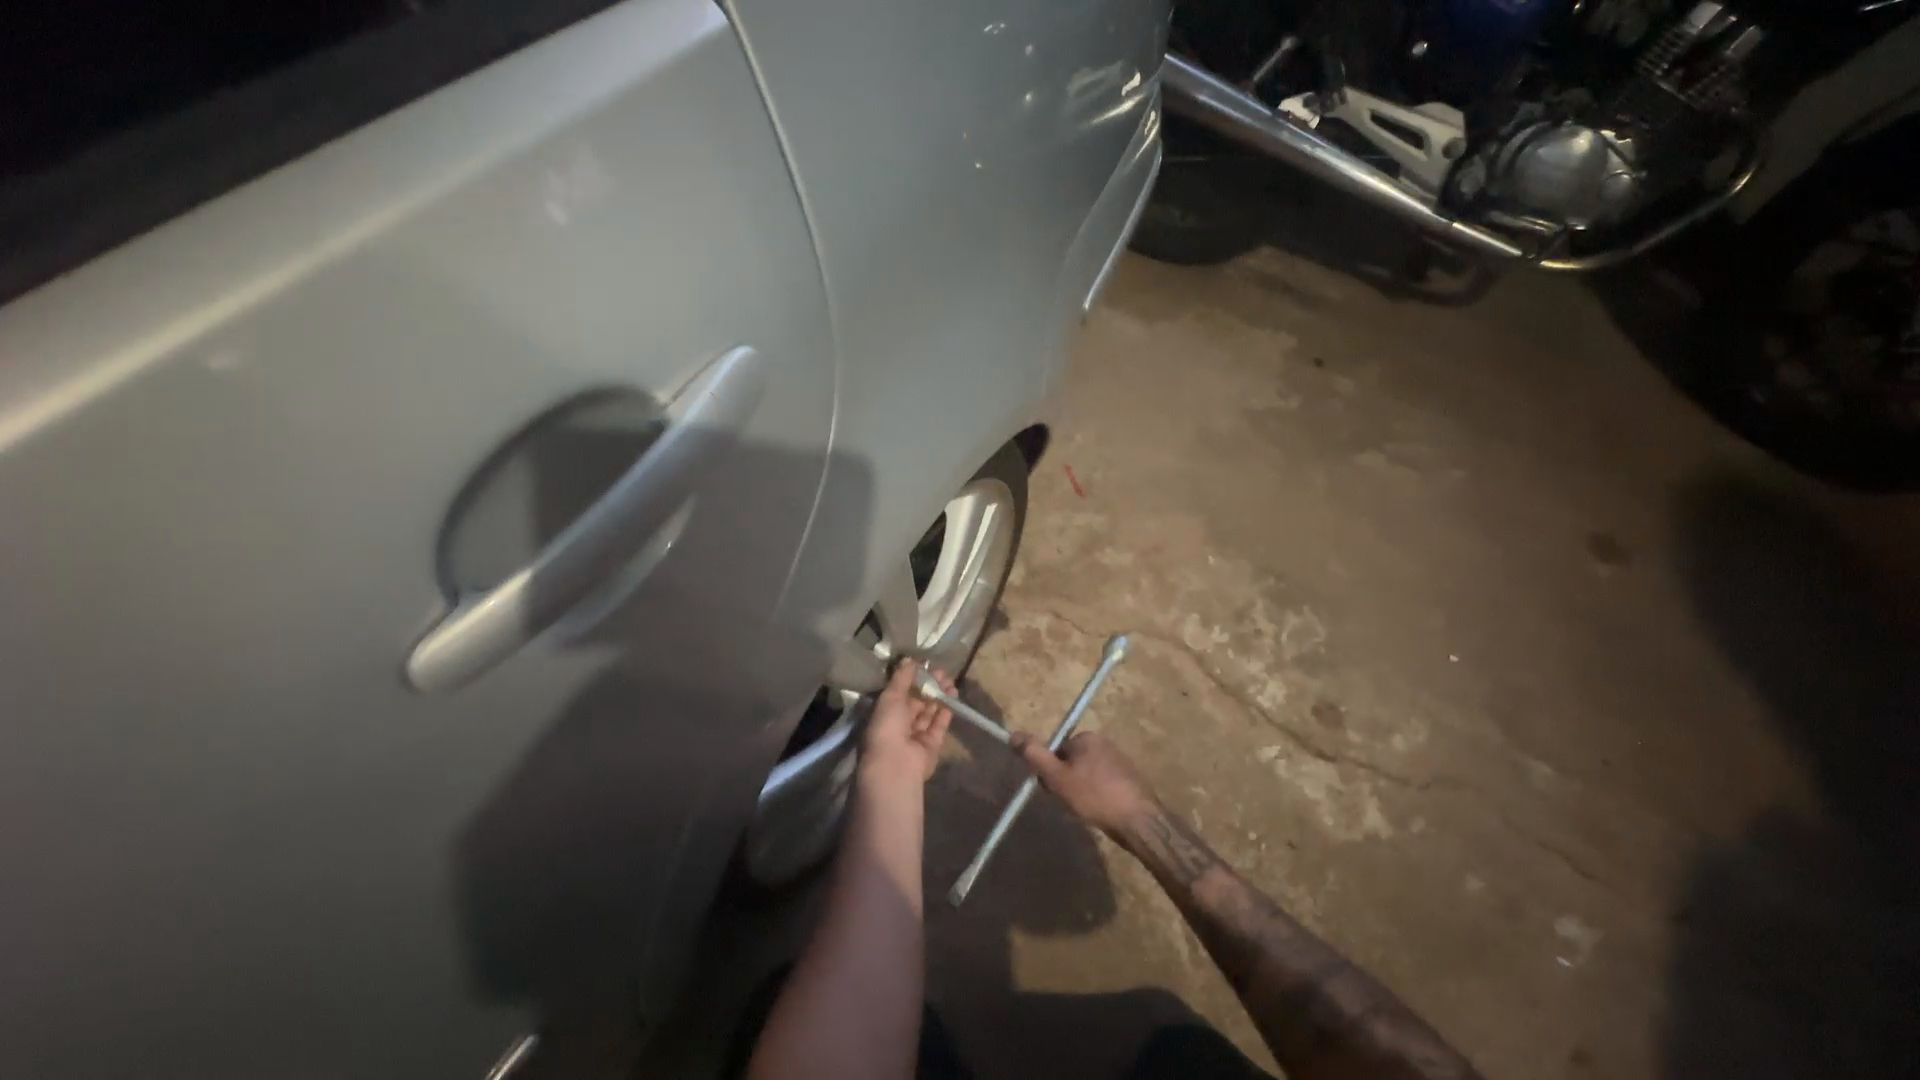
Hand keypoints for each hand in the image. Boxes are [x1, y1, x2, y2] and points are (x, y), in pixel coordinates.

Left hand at [861, 661, 954, 783]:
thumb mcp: (891, 697)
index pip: (900, 692)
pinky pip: (939, 724)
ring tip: (950, 681)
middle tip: (942, 672)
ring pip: (929, 712)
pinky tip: (953, 695)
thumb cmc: (887, 726)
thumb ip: (901, 678)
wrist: (895, 763)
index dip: (912, 679)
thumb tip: (908, 659)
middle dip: (929, 687)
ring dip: (939, 696)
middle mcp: (899, 724)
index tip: (925, 666)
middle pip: (916, 701)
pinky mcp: (931, 744)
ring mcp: (916, 735)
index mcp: (885, 712)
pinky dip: (946, 711)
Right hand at [1010, 730, 1159, 835]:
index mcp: (1087, 738)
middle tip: (1071, 803)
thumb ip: (1036, 756)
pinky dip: (1097, 796)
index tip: (1054, 791)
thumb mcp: (1058, 777)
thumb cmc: (1095, 797)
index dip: (1051, 773)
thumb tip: (1013, 734)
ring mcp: (1119, 761)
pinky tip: (1100, 811)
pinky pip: (1102, 784)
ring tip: (1086, 810)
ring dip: (1081, 791)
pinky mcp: (1129, 779)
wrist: (1138, 821)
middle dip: (1066, 782)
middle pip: (1071, 762)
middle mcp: (1104, 743)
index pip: (1056, 751)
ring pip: (1086, 775)